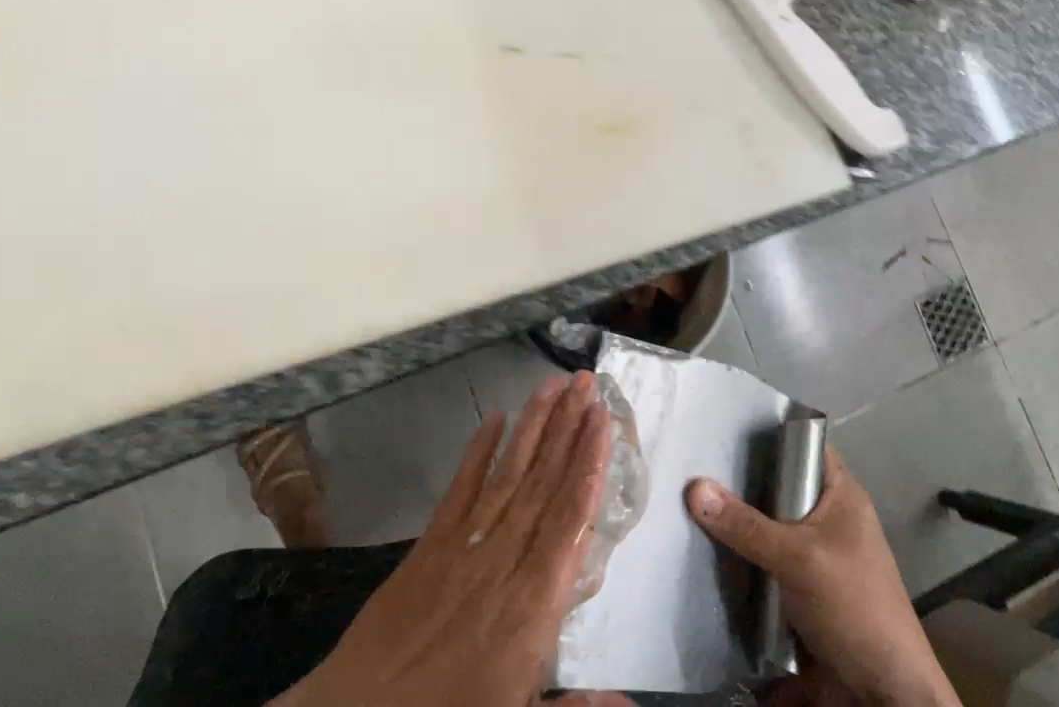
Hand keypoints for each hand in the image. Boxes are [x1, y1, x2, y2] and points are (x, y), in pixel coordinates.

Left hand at [276, 372, 633, 706]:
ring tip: (554, 386)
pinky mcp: (428, 546)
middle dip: (569, 430)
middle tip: (587, 383)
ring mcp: (462, 548)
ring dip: (533, 428)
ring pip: (506, 477)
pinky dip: (478, 452)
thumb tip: (630, 703)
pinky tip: (496, 419)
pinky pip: (459, 491)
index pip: (569, 520)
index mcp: (530, 606)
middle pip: (541, 485)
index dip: (588, 466)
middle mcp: (501, 562)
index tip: (602, 421)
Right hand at [688, 447, 960, 706]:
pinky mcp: (797, 587)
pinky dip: (739, 558)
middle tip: (690, 470)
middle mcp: (827, 517)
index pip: (803, 446)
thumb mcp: (799, 559)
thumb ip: (747, 526)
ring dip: (735, 525)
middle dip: (739, 483)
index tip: (722, 433)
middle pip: (777, 487)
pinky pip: (761, 560)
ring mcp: (812, 554)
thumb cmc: (854, 606)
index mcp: (842, 495)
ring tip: (685, 507)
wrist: (882, 690)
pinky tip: (704, 551)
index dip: (768, 436)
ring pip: (765, 526)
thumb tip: (694, 487)